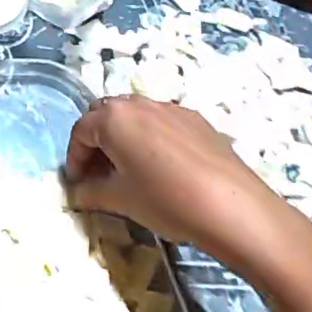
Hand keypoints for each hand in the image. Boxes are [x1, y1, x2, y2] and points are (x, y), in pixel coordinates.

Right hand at [65, 97, 311, 284]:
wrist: (236, 208)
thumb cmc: (167, 200)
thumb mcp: (122, 200)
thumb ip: (91, 192)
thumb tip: (76, 193)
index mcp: (112, 118)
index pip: (80, 131)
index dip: (75, 158)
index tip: (78, 183)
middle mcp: (136, 103)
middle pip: (104, 115)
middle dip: (96, 140)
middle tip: (100, 172)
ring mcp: (168, 107)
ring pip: (133, 115)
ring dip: (123, 136)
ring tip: (130, 168)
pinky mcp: (194, 118)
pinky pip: (160, 121)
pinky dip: (151, 137)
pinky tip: (164, 167)